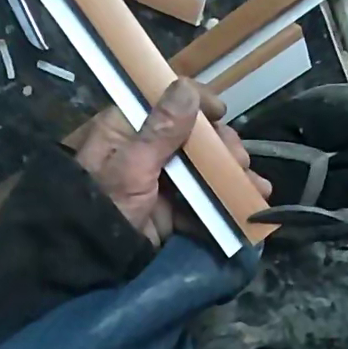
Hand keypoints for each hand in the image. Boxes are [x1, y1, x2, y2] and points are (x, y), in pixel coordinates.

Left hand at [74, 79, 272, 246]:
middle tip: (239, 161)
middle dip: (223, 147)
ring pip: (204, 168)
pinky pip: (203, 199)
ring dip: (232, 175)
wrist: (91, 260)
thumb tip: (188, 88)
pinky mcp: (171, 208)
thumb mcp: (132, 166)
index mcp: (129, 127)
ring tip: (255, 186)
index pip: (167, 101)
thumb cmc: (106, 204)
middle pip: (194, 136)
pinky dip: (226, 201)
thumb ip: (161, 130)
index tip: (220, 113)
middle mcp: (147, 148)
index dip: (197, 103)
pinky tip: (249, 204)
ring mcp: (161, 180)